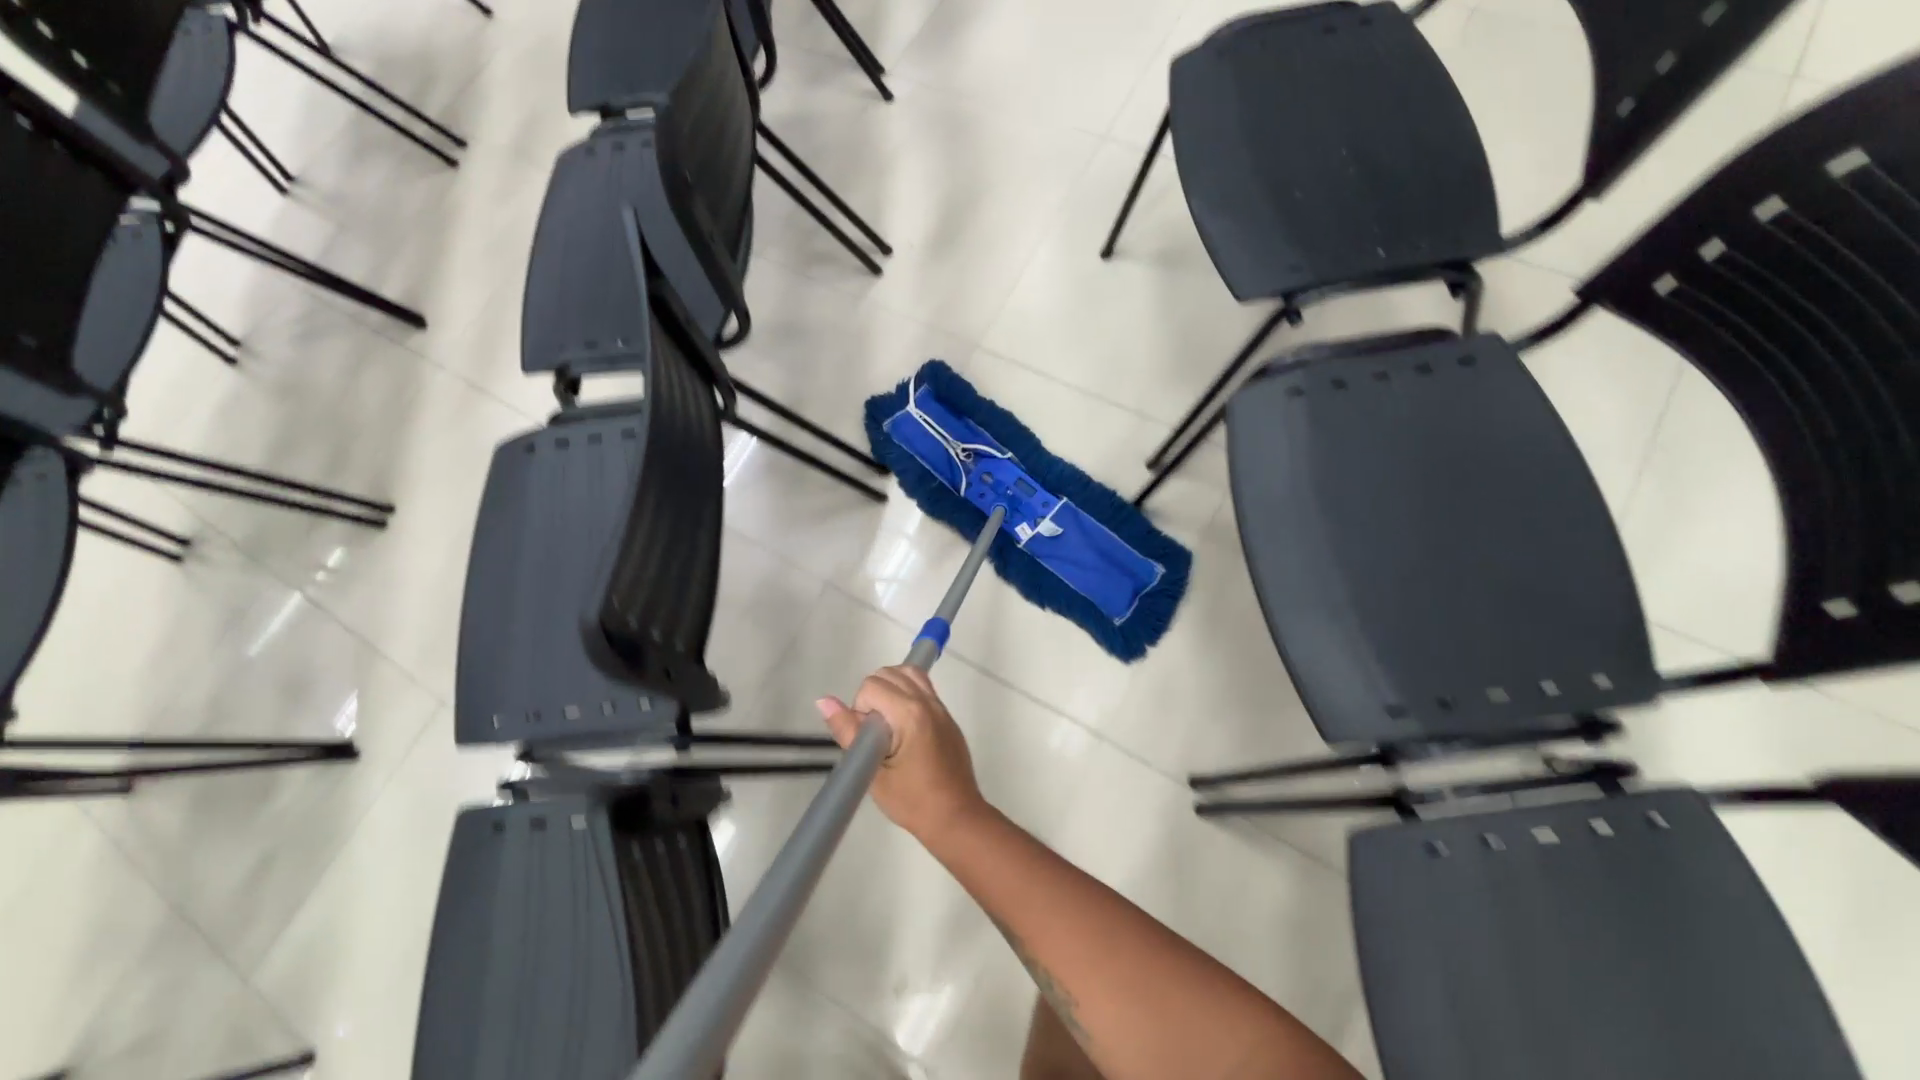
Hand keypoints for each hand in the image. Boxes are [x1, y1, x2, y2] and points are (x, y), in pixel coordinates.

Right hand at [815, 665, 988, 841]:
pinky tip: (903, 728)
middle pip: (889, 673)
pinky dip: (907, 695)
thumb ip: (849, 732)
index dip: (860, 709)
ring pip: (909, 674)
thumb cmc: (912, 800)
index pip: (871, 685)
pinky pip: (923, 688)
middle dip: (873, 697)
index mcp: (909, 714)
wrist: (955, 817)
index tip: (868, 740)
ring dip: (891, 690)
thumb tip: (824, 701)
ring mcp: (940, 708)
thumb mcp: (873, 771)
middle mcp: (927, 702)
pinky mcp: (947, 717)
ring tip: (887, 725)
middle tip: (875, 734)